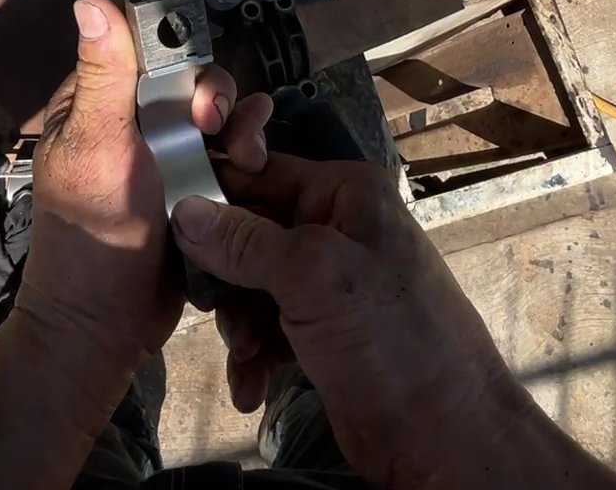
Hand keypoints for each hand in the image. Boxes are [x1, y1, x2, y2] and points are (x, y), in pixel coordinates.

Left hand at [15, 0, 273, 378]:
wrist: (105, 327)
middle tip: (216, 126)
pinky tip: (258, 157)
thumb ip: (105, 75)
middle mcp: (134, 116)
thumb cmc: (92, 231)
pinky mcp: (195, 181)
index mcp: (98, 99)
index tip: (191, 81)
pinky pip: (228, 147)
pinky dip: (247, 145)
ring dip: (239, 121)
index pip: (142, 43)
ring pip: (216, 109)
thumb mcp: (97, 145)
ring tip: (247, 153)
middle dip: (214, 93)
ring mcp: (167, 150)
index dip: (175, 48)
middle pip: (190, 75)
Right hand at [174, 155, 615, 486]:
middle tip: (209, 303)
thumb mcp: (314, 276)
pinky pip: (265, 324)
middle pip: (247, 231)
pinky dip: (253, 353)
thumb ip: (244, 241)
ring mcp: (325, 281)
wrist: (447, 442)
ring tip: (245, 352)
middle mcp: (332, 227)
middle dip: (226, 274)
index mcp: (342, 193)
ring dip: (238, 320)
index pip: (261, 173)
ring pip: (250, 281)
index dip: (215, 195)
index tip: (168, 218)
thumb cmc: (391, 338)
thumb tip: (182, 210)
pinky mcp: (318, 329)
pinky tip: (251, 385)